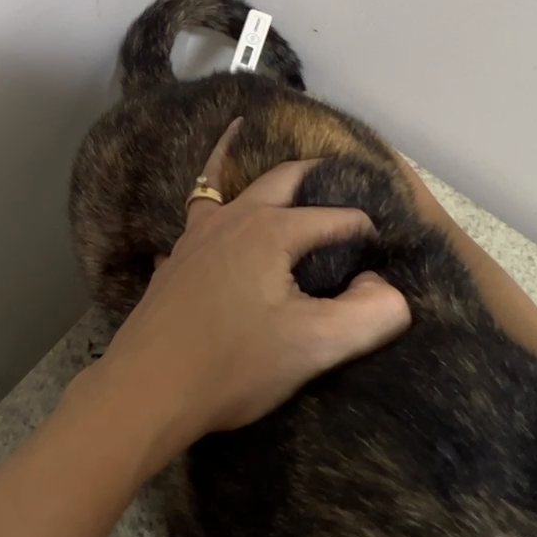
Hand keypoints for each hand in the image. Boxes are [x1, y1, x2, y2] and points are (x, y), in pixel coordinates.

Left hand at [79, 119, 412, 453]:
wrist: (149, 386)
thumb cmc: (234, 365)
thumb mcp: (316, 346)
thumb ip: (370, 314)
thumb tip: (387, 287)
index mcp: (270, 231)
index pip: (334, 217)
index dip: (364, 230)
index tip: (382, 249)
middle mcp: (231, 219)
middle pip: (280, 179)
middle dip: (312, 172)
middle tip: (336, 170)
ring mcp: (196, 234)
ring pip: (229, 184)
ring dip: (253, 167)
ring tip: (262, 150)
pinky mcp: (176, 256)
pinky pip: (198, 209)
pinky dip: (210, 190)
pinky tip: (211, 206)